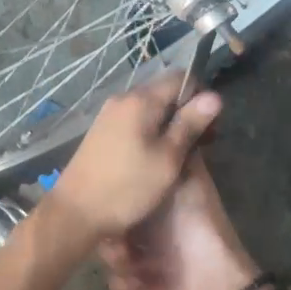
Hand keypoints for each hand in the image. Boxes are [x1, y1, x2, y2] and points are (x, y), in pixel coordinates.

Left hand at [45, 71, 220, 239]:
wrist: (76, 212)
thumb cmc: (127, 187)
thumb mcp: (167, 158)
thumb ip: (189, 125)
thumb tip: (214, 96)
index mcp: (140, 100)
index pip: (179, 78)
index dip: (200, 96)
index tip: (209, 126)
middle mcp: (122, 98)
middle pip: (164, 92)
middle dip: (186, 113)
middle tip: (200, 146)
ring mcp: (109, 114)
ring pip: (150, 109)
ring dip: (169, 125)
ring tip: (180, 157)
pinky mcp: (102, 131)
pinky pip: (135, 121)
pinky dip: (151, 132)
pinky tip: (156, 158)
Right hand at [100, 154, 260, 289]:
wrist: (217, 285)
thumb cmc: (199, 228)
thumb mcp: (188, 183)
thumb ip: (179, 155)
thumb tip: (177, 117)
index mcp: (157, 204)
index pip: (124, 195)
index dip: (113, 197)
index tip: (107, 198)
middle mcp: (149, 229)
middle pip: (111, 226)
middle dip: (109, 234)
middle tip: (117, 240)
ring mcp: (145, 261)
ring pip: (111, 255)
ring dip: (117, 260)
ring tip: (130, 264)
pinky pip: (119, 285)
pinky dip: (127, 285)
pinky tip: (140, 283)